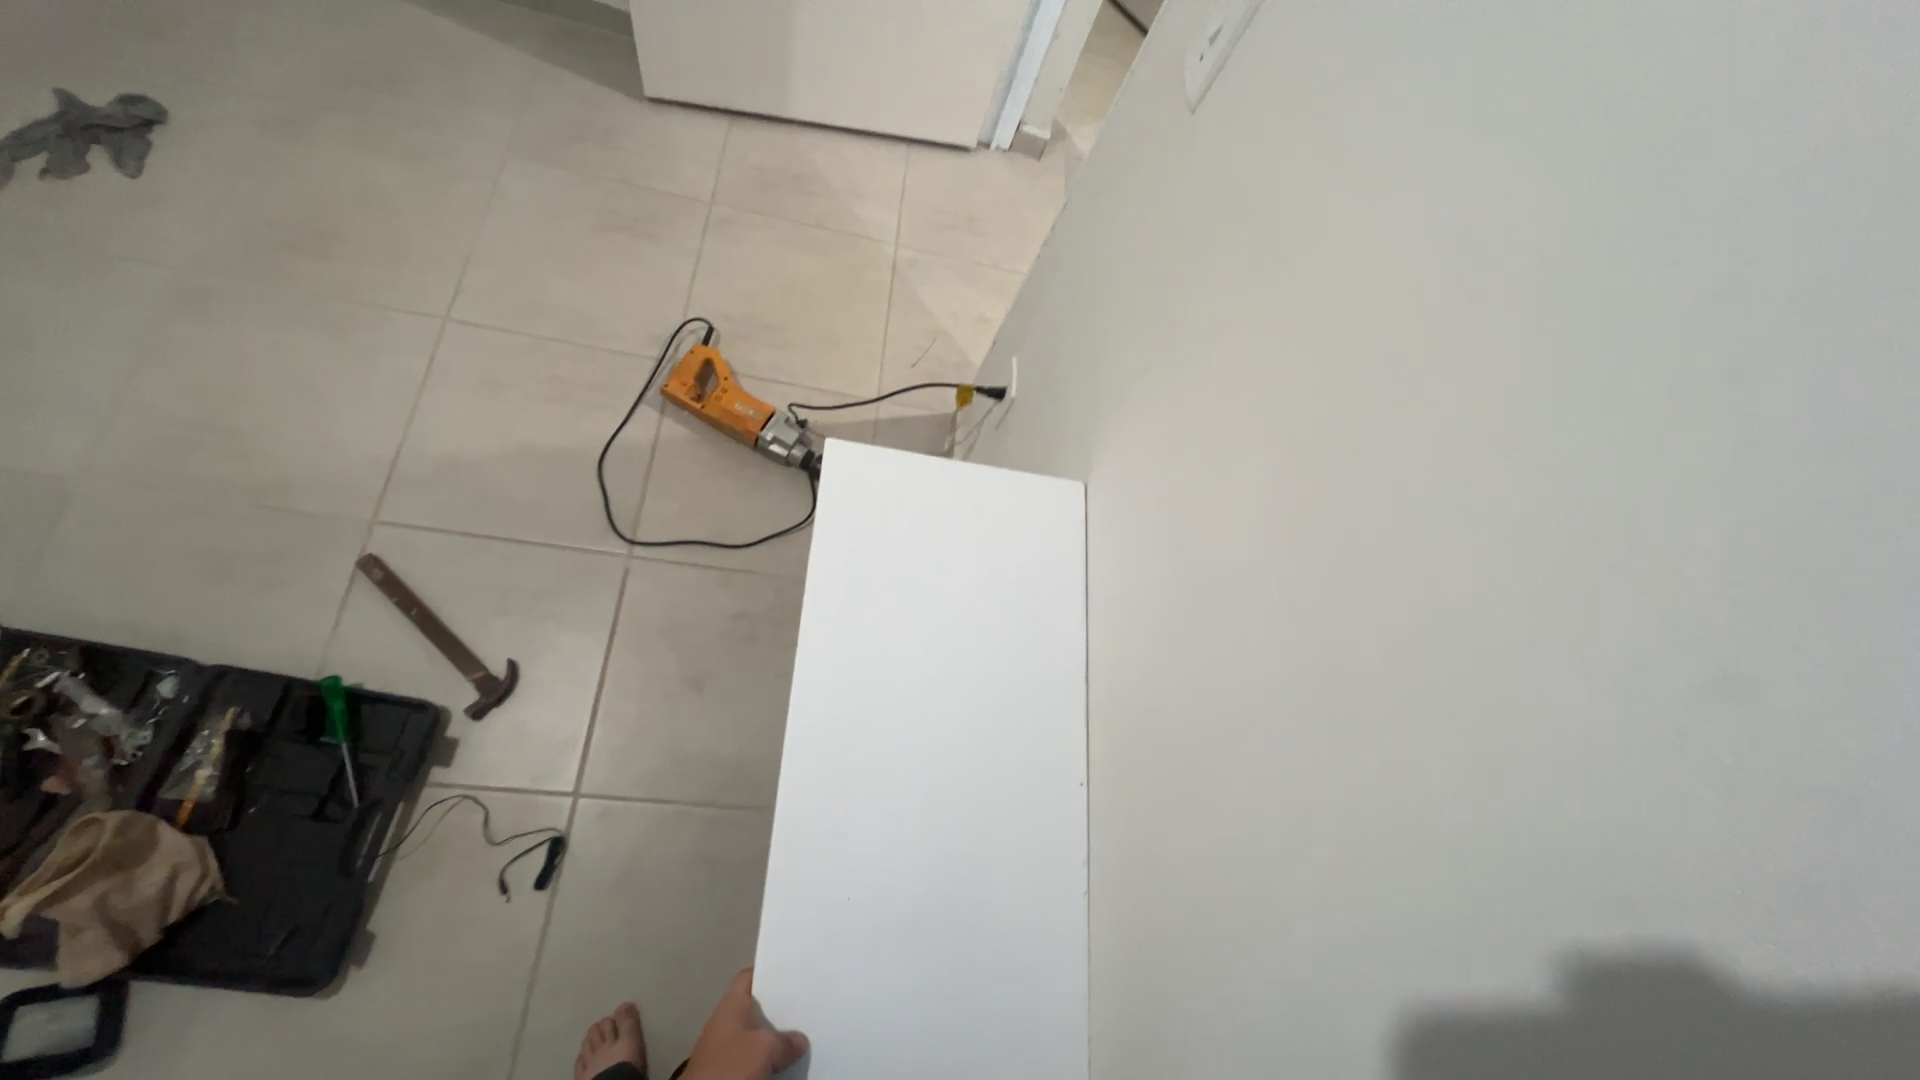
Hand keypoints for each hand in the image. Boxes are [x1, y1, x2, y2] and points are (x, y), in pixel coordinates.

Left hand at [681, 969, 808, 1079]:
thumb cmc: (730, 1066)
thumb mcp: (765, 1048)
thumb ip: (785, 1040)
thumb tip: (799, 1041)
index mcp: (730, 1005)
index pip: (749, 977)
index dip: (769, 973)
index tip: (791, 975)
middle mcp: (726, 1023)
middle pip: (755, 1008)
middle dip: (778, 1010)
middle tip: (804, 1007)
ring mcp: (724, 1049)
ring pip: (755, 1036)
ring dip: (774, 1039)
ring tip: (801, 1035)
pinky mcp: (725, 1071)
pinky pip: (752, 1059)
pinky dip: (766, 1059)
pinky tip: (784, 1061)